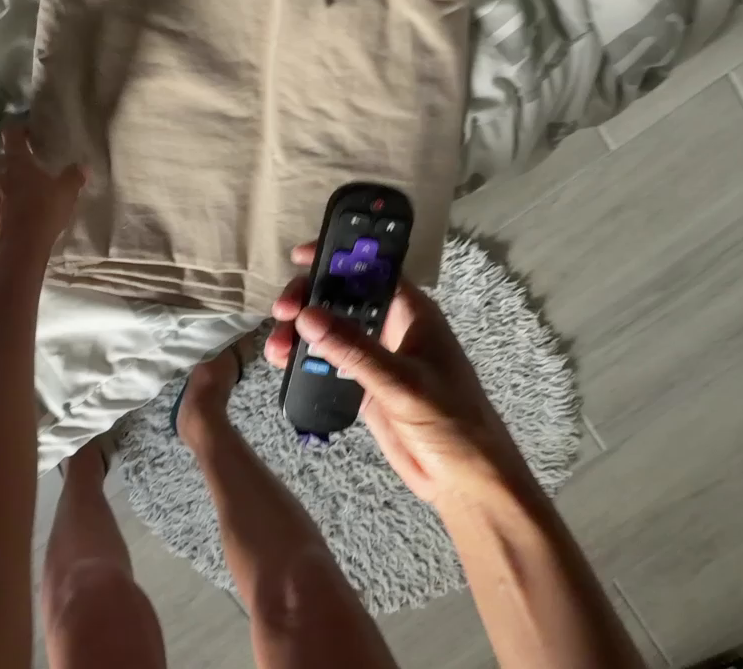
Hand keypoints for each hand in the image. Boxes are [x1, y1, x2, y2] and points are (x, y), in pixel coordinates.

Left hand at [0, 123, 85, 250]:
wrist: (19, 248)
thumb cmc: (43, 211)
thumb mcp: (66, 192)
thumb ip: (73, 176)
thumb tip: (82, 167)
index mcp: (15, 162)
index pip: (12, 135)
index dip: (20, 131)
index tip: (28, 133)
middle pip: (4, 163)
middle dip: (16, 168)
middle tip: (31, 176)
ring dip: (7, 188)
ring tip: (23, 199)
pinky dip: (2, 208)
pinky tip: (15, 217)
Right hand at [265, 244, 527, 506]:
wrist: (466, 484)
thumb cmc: (452, 424)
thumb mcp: (403, 383)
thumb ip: (354, 349)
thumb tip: (306, 315)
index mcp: (412, 313)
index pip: (370, 270)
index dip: (336, 257)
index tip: (299, 257)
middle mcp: (390, 327)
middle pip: (341, 297)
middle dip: (308, 299)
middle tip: (281, 312)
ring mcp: (375, 356)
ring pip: (328, 328)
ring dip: (299, 331)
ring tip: (276, 348)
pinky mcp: (362, 384)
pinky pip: (326, 360)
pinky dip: (302, 358)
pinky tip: (282, 363)